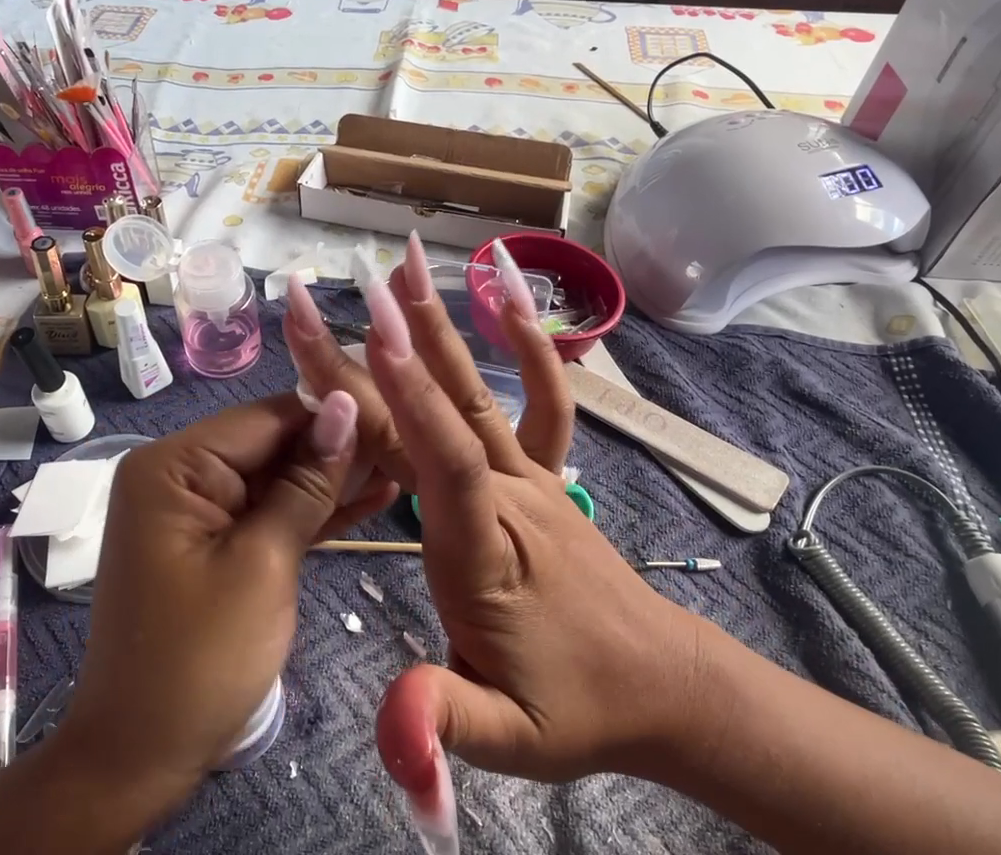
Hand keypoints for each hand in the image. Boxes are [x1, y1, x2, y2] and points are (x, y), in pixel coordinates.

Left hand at [61, 393, 384, 807]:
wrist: (142, 753)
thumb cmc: (199, 658)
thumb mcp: (262, 563)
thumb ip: (306, 483)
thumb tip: (343, 405)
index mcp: (173, 465)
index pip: (265, 418)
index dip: (331, 411)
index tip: (401, 408)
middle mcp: (178, 474)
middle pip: (271, 445)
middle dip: (337, 446)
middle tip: (415, 440)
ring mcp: (195, 511)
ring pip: (276, 480)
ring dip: (332, 480)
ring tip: (407, 463)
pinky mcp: (213, 544)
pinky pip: (267, 515)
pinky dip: (310, 513)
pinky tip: (371, 497)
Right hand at [303, 234, 718, 787]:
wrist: (663, 687)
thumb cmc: (577, 709)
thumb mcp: (508, 737)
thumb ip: (444, 723)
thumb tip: (392, 735)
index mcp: (482, 552)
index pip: (445, 462)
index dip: (407, 398)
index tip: (367, 333)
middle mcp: (505, 499)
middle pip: (438, 414)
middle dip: (384, 347)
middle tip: (336, 288)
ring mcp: (529, 480)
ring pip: (476, 393)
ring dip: (439, 326)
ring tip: (404, 264)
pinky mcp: (543, 476)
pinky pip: (541, 402)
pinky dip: (527, 345)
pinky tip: (501, 294)